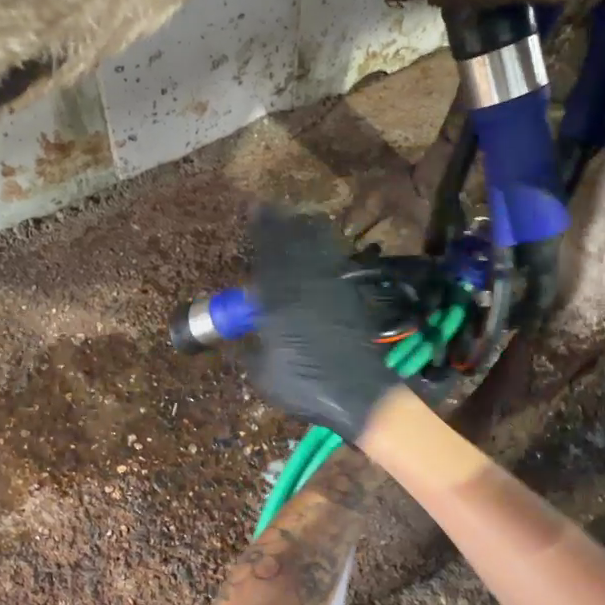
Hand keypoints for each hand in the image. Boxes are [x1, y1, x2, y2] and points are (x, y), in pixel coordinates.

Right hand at [245, 207, 399, 442]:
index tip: (253, 211)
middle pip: (292, 243)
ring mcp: (333, 289)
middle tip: (268, 210)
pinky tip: (319, 247)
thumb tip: (244, 336)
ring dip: (303, 231)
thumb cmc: (305, 387)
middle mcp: (306, 286)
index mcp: (279, 301)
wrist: (360, 395)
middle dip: (279, 223)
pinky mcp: (352, 299)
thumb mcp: (262, 372)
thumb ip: (250, 347)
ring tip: (294, 220)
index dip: (261, 230)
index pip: (267, 254)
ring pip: (317, 249)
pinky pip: (334, 263)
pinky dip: (324, 249)